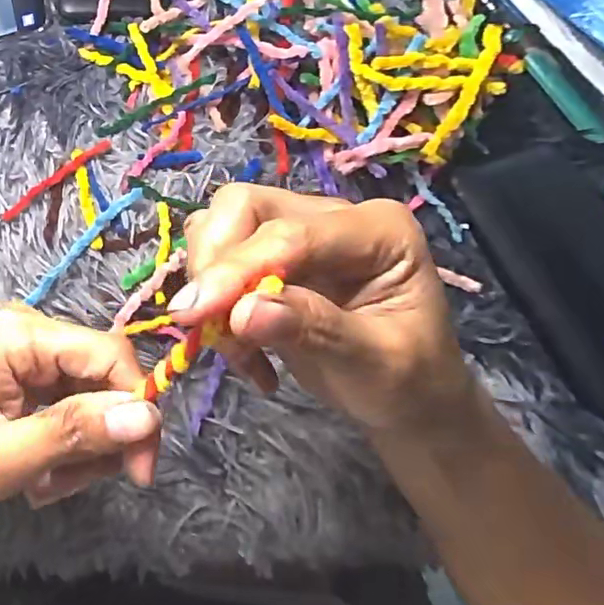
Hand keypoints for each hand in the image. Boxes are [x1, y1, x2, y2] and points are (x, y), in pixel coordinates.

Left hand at [0, 306, 162, 513]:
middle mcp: (32, 327)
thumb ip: (73, 433)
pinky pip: (81, 403)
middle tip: (69, 484)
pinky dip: (74, 444)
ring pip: (98, 395)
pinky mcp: (36, 369)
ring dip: (86, 448)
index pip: (107, 352)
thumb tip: (146, 416)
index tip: (140, 469)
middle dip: (102, 437)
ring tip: (45, 482)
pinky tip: (44, 470)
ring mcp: (35, 347)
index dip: (136, 406)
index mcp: (19, 333)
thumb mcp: (3, 458)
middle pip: (106, 374)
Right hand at [171, 184, 475, 433]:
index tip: (196, 312)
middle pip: (243, 206)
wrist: (407, 398)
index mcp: (376, 230)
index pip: (292, 234)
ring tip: (232, 346)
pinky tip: (238, 348)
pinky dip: (210, 300)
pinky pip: (213, 256)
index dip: (239, 268)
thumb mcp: (375, 365)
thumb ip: (313, 329)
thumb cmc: (408, 382)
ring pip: (219, 224)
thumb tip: (242, 312)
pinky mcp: (263, 252)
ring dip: (207, 284)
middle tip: (200, 320)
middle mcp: (329, 215)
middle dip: (214, 262)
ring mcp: (292, 228)